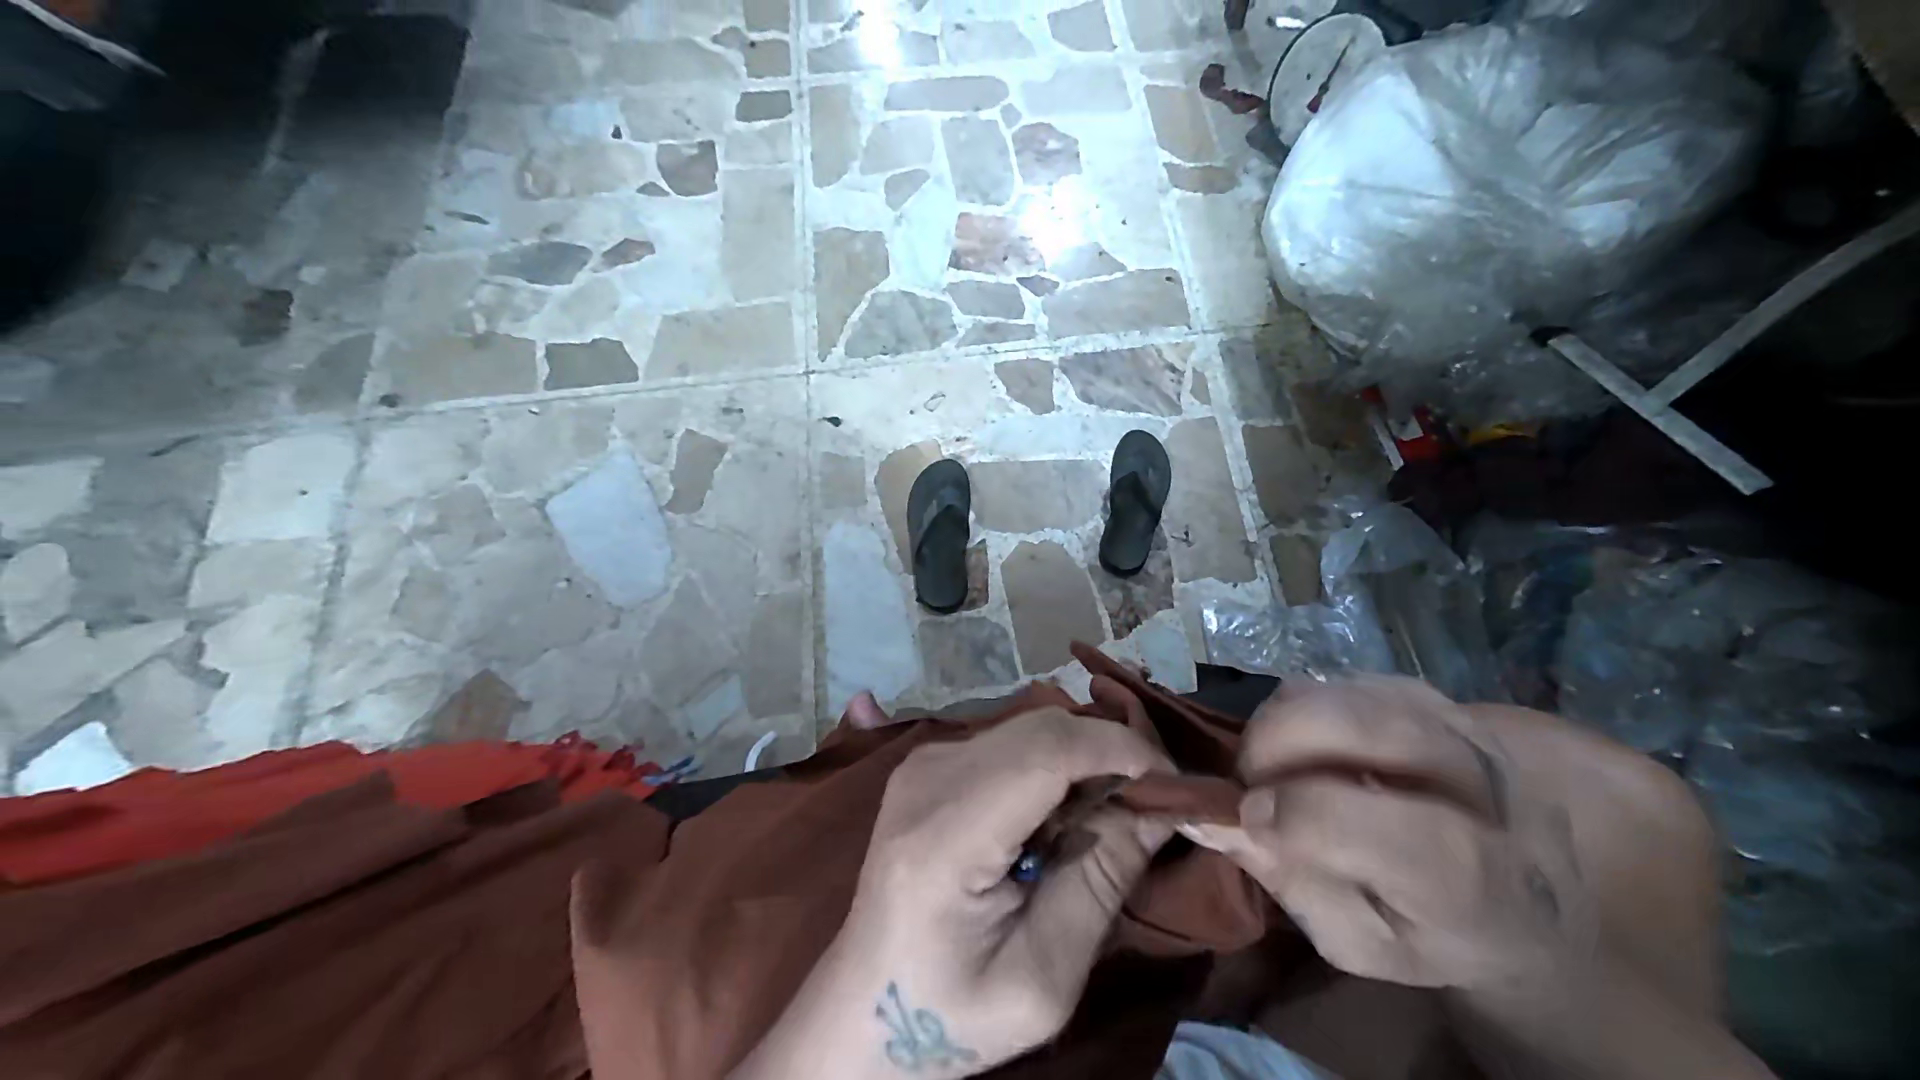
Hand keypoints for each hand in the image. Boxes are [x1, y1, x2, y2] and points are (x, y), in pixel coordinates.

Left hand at [731, 707, 1171, 1079]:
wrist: (865, 1003)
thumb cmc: (952, 1008)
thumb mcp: (1044, 977)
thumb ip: (1101, 881)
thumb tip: (1163, 806)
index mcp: (943, 837)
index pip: (1044, 753)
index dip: (1119, 750)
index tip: (1175, 782)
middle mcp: (926, 779)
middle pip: (1040, 728)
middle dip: (1109, 751)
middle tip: (1151, 804)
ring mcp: (922, 762)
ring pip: (1029, 727)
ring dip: (1082, 758)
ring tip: (1104, 819)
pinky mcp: (927, 762)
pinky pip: (1009, 739)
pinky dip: (1052, 763)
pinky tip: (1057, 816)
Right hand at [1187, 677, 1595, 994]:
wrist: (1539, 866)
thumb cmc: (1440, 924)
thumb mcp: (1369, 942)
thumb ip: (1293, 884)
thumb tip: (1209, 818)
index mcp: (1486, 881)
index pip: (1402, 836)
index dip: (1306, 819)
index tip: (1251, 819)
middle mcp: (1486, 787)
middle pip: (1370, 727)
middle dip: (1275, 744)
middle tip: (1249, 780)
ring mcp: (1458, 721)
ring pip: (1343, 692)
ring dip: (1280, 723)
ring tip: (1274, 764)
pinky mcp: (1428, 689)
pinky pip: (1340, 680)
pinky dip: (1299, 708)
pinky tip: (1305, 747)